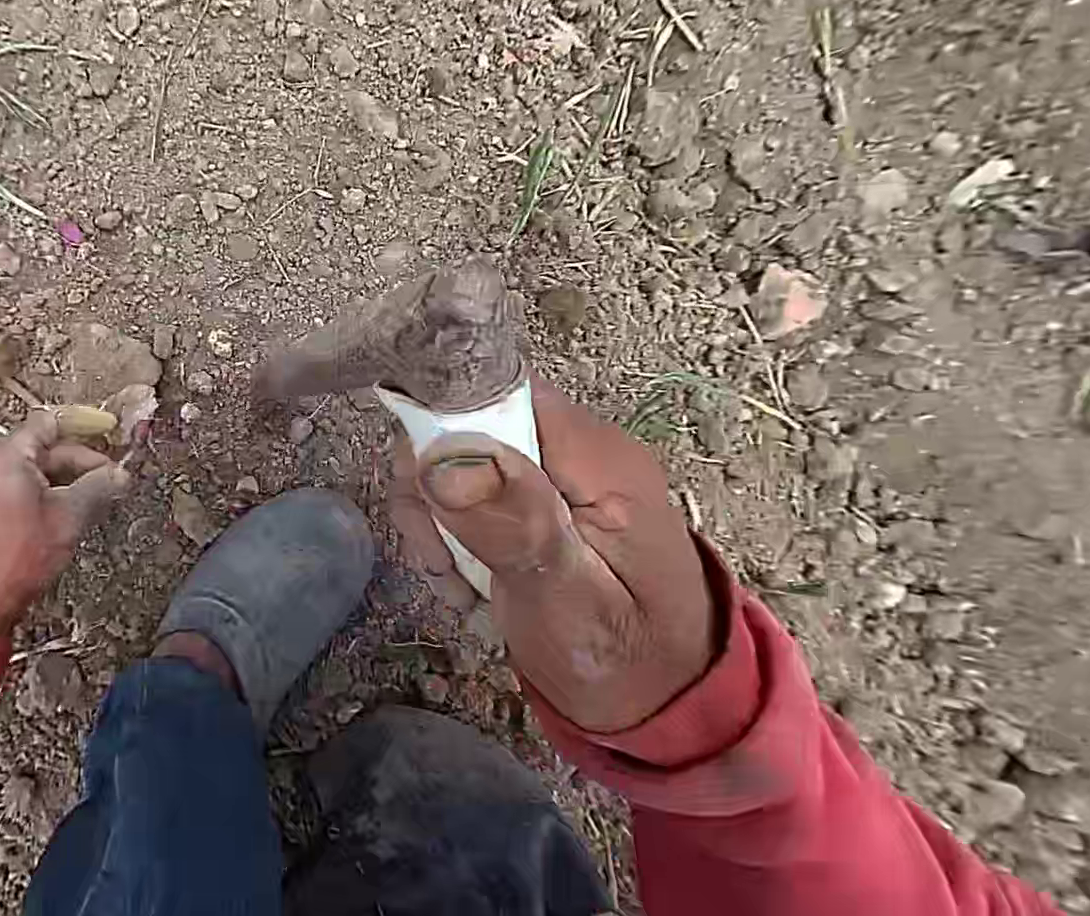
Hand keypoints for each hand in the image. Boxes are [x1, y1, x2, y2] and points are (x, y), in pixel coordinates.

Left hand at [0, 411, 131, 635]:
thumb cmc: (21, 554)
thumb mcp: (70, 515)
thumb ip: (99, 486)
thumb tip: (122, 473)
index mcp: (8, 456)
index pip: (51, 423)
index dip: (85, 425)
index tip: (113, 433)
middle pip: (49, 448)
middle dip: (85, 461)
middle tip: (115, 479)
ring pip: (41, 469)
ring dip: (73, 478)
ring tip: (101, 497)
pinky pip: (28, 485)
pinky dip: (54, 491)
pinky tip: (77, 509)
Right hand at [387, 378, 715, 731]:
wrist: (662, 700)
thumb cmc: (623, 661)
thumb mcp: (568, 602)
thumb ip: (516, 527)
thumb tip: (444, 458)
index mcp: (597, 457)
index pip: (500, 388)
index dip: (445, 426)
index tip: (427, 499)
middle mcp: (581, 446)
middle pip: (473, 422)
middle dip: (437, 488)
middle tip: (441, 563)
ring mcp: (563, 470)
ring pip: (464, 455)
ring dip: (442, 517)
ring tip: (457, 582)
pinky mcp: (546, 493)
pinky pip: (477, 485)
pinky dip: (457, 530)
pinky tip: (469, 578)